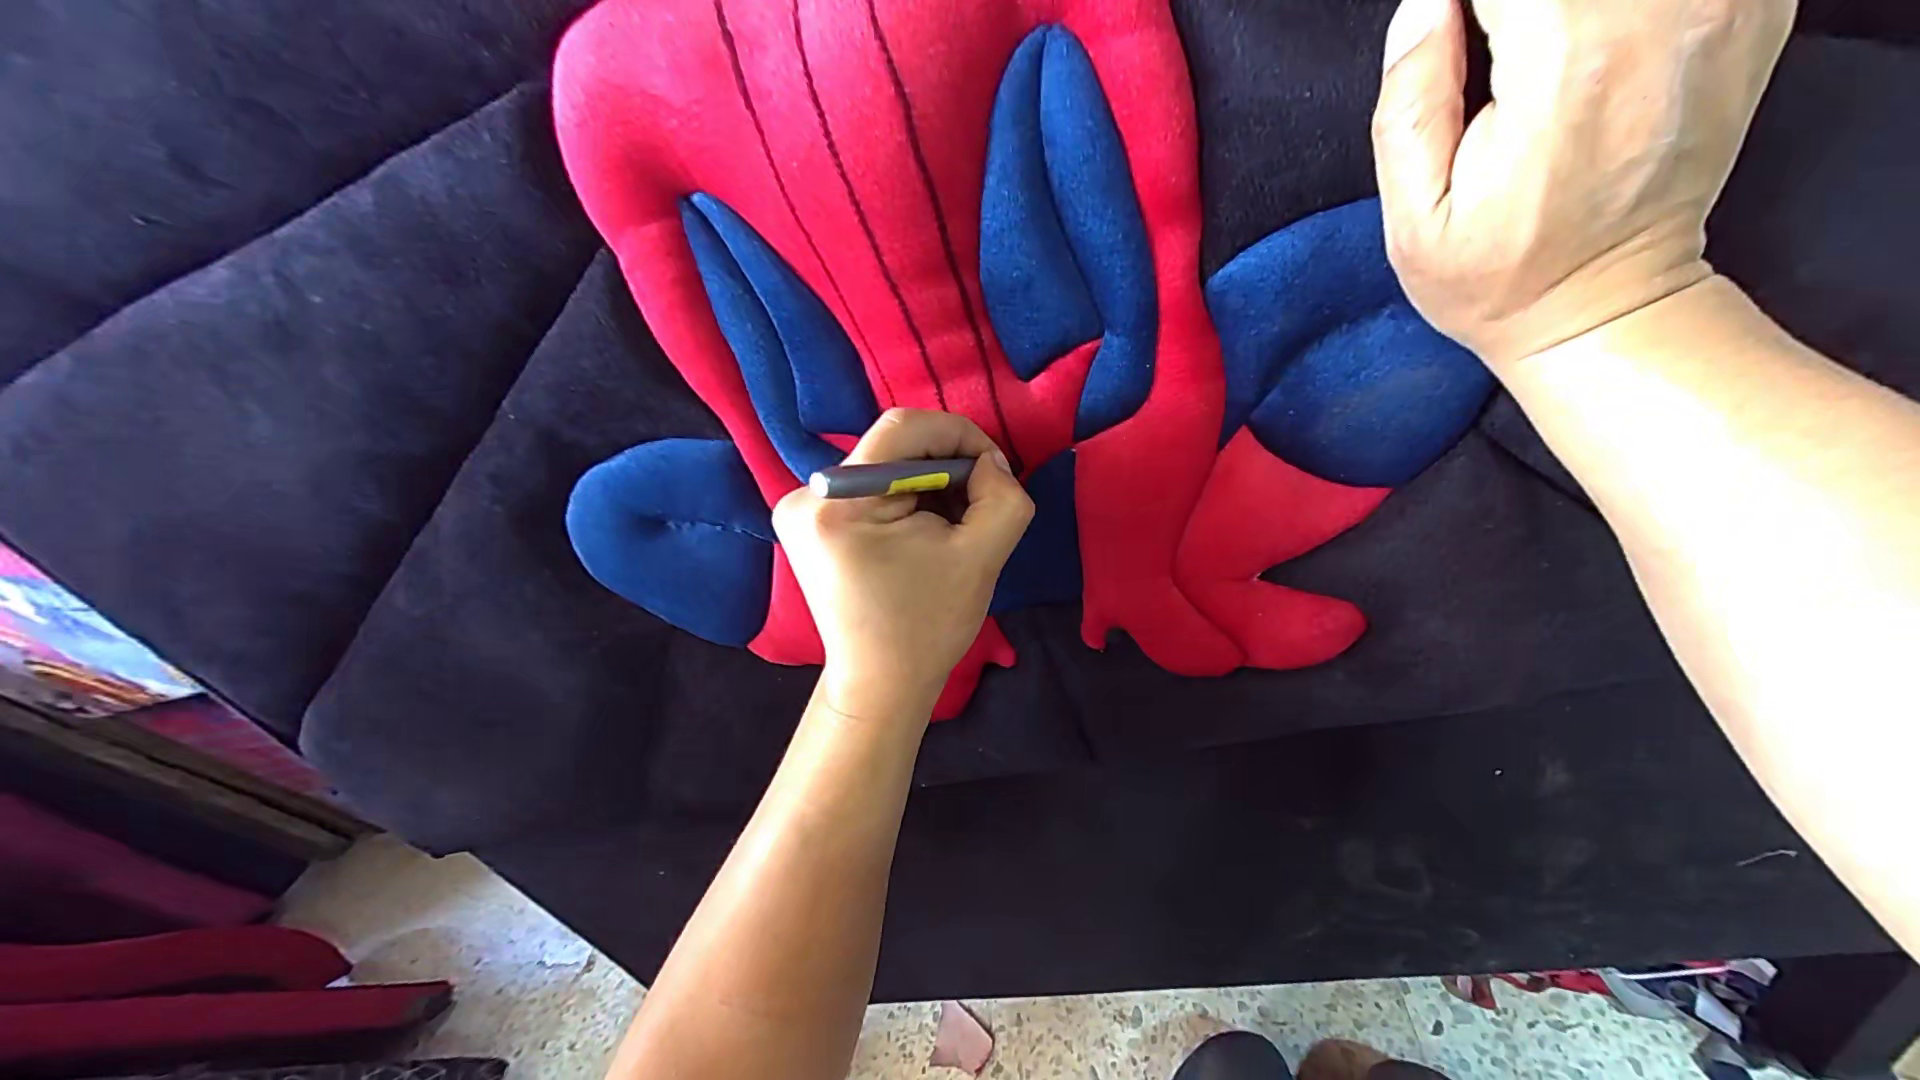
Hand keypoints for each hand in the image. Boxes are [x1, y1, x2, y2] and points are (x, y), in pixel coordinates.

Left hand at [772, 409, 1033, 721]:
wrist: (879, 683)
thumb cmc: (927, 627)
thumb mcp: (982, 557)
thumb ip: (1002, 496)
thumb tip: (991, 462)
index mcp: (839, 503)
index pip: (904, 427)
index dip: (959, 435)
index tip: (992, 470)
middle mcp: (806, 497)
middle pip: (892, 446)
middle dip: (946, 466)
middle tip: (976, 504)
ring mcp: (800, 510)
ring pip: (883, 465)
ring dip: (927, 484)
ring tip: (949, 525)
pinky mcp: (808, 524)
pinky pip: (868, 487)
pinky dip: (904, 498)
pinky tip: (921, 533)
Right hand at [1370, 0, 1793, 367]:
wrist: (1598, 305)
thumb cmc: (1495, 275)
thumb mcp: (1412, 218)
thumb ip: (1409, 102)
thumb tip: (1425, 7)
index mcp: (1567, 64)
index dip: (1457, 6)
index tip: (1443, 46)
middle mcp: (1664, 15)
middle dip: (1504, 7)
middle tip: (1478, 60)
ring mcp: (1722, 8)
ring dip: (1552, 11)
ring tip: (1522, 61)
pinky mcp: (1746, 13)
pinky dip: (1601, 10)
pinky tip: (1576, 51)